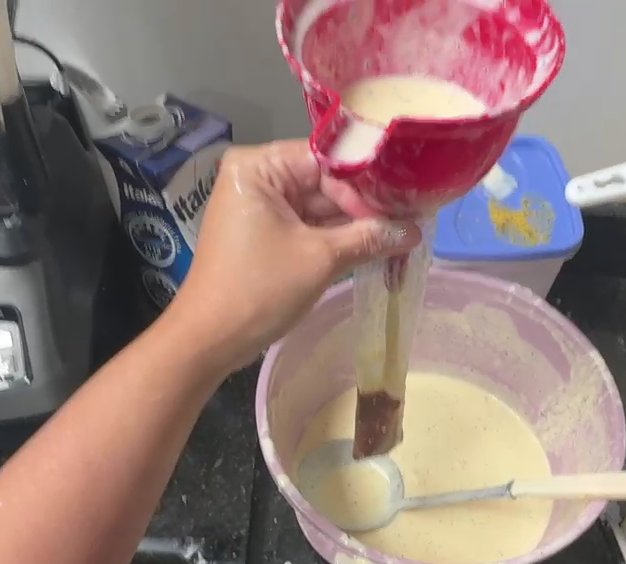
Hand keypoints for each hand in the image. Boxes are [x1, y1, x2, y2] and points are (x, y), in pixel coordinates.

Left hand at [164, 140, 421, 369]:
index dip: (368, 182)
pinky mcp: (266, 236)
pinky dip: (337, 240)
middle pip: (325, 182)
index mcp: (260, 167)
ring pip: (320, 208)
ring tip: (404, 233)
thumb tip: (414, 230)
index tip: (407, 201)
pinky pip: (308, 229)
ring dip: (357, 225)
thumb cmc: (259, 291)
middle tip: (413, 218)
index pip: (327, 161)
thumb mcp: (319, 261)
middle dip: (366, 205)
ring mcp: (261, 209)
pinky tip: (376, 245)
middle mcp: (258, 178)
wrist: (210, 339)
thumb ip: (367, 239)